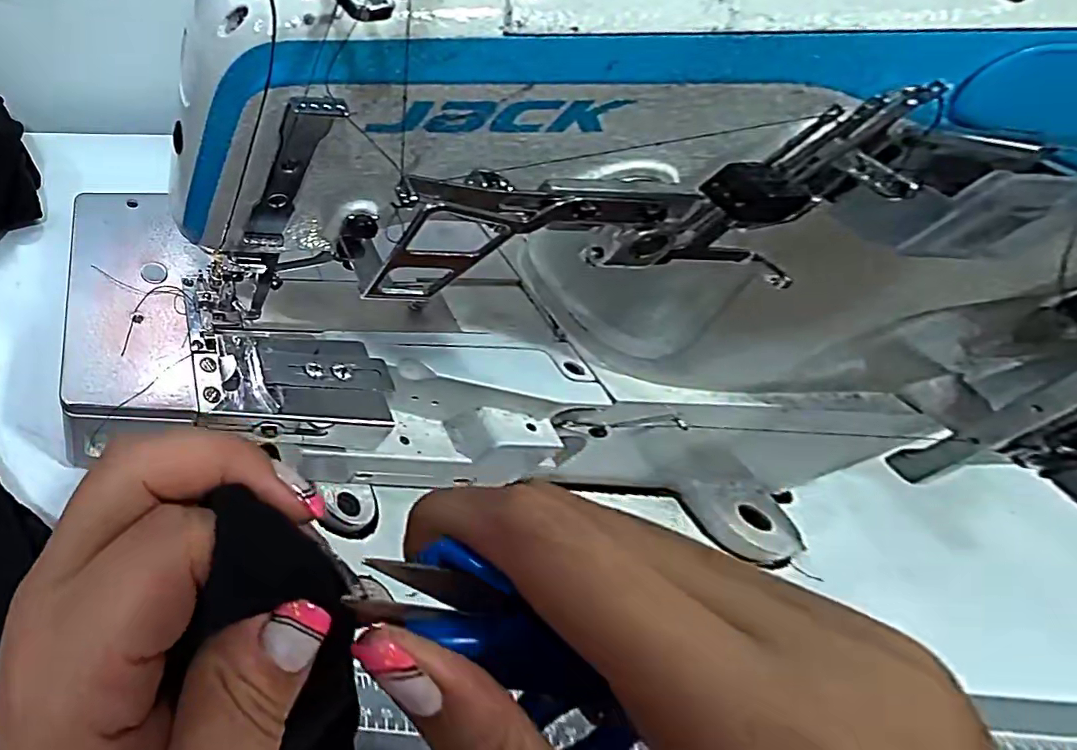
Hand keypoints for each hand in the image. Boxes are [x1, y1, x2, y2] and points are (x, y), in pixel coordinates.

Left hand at [0, 431, 329, 748]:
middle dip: (218, 459)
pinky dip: (183, 497)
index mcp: (69, 651)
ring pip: (126, 474)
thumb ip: (242, 707)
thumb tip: (295, 612)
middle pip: (130, 467)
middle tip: (290, 500)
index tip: (306, 557)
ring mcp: (50, 582)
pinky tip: (227, 531)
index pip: (167, 535)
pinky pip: (124, 506)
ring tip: (270, 511)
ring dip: (202, 472)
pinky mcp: (66, 584)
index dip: (246, 535)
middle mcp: (46, 595)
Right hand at [352, 481, 989, 749]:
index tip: (421, 579)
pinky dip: (618, 596)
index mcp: (762, 705)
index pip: (550, 531)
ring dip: (555, 576)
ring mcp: (850, 634)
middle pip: (581, 520)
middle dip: (498, 559)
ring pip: (627, 534)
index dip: (456, 527)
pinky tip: (623, 674)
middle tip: (473, 641)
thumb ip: (493, 738)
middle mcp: (817, 642)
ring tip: (551, 666)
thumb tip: (391, 646)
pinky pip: (684, 567)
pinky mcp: (857, 639)